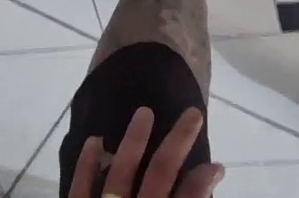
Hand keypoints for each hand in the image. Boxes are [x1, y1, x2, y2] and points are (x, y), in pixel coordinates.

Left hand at [67, 107, 223, 197]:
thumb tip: (203, 186)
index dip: (204, 180)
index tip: (217, 164)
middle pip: (160, 172)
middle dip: (178, 140)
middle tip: (193, 113)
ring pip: (122, 172)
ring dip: (134, 140)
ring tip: (145, 112)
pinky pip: (80, 187)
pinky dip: (87, 164)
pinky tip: (95, 140)